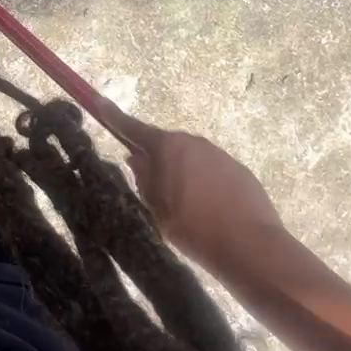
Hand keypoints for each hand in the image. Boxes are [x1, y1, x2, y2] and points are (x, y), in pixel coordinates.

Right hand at [101, 104, 284, 268]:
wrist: (251, 248)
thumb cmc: (193, 228)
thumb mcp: (157, 208)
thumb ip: (144, 179)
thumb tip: (137, 159)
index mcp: (168, 147)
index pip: (133, 128)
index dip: (114, 117)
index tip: (99, 102)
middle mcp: (193, 142)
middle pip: (166, 144)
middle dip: (157, 158)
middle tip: (153, 186)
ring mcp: (220, 155)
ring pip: (191, 158)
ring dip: (183, 172)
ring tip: (186, 206)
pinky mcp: (240, 171)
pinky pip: (213, 171)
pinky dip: (205, 183)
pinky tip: (210, 209)